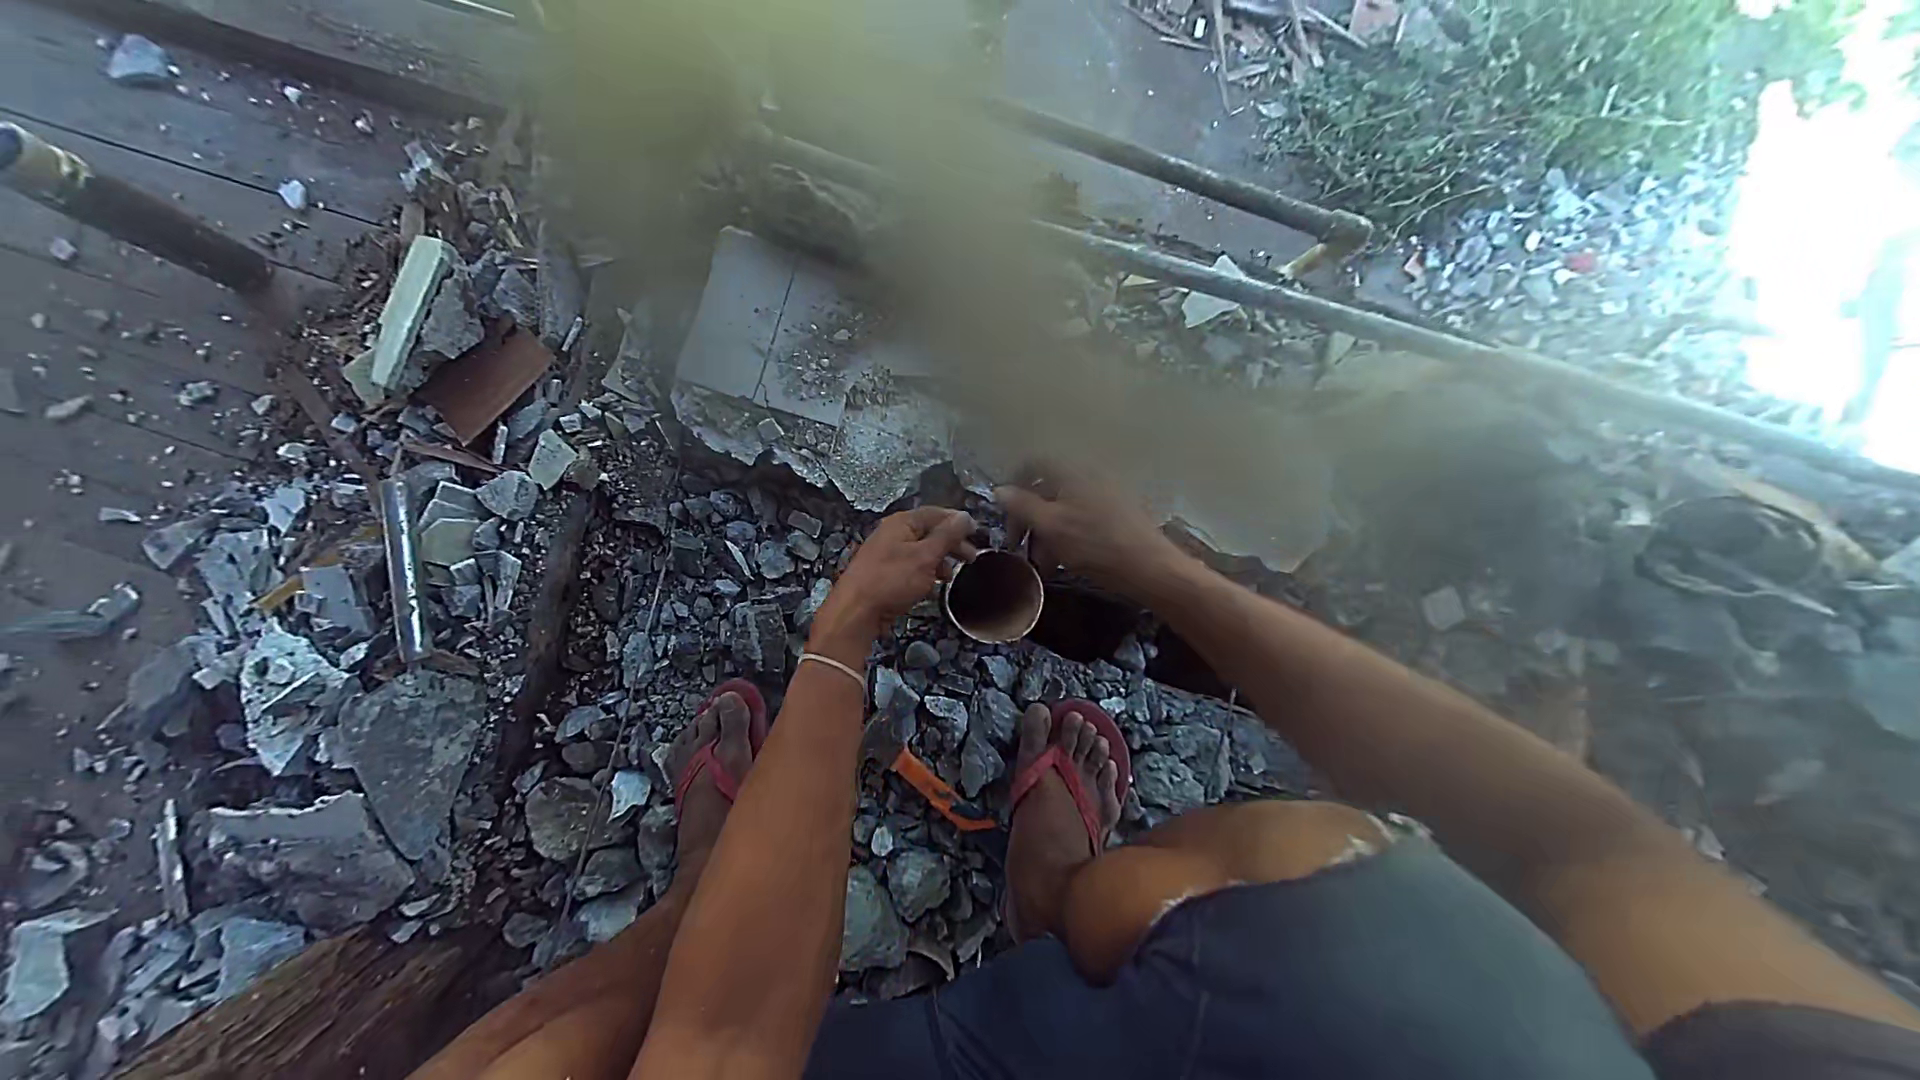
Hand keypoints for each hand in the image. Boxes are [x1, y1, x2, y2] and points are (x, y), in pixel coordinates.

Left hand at [813, 507, 978, 644]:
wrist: (856, 612)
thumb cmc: (890, 581)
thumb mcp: (926, 556)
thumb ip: (947, 535)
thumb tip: (965, 516)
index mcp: (901, 523)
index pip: (936, 513)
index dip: (957, 522)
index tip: (975, 532)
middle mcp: (893, 534)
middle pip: (929, 532)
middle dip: (952, 544)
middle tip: (970, 556)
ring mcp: (888, 554)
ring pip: (922, 551)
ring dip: (940, 560)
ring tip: (952, 574)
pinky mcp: (885, 574)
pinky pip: (912, 567)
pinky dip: (926, 573)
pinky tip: (933, 585)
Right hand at [994, 463, 1187, 600]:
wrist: (1149, 567)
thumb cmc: (1094, 544)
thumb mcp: (1050, 526)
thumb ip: (1021, 505)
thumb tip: (999, 489)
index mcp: (1070, 471)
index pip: (1033, 463)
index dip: (1013, 483)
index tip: (1004, 511)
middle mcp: (1088, 475)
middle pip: (1047, 488)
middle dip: (1028, 517)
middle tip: (1017, 545)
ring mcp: (1104, 494)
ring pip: (1063, 507)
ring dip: (1045, 532)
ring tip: (1040, 562)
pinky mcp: (1116, 514)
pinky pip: (1080, 518)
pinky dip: (1065, 536)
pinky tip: (1061, 561)